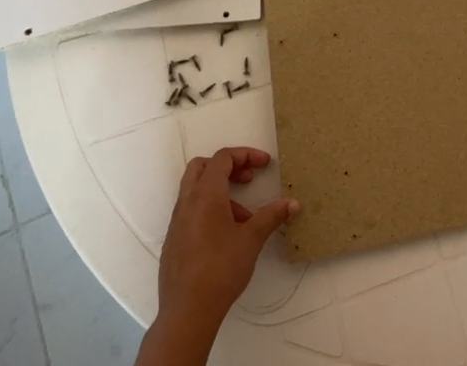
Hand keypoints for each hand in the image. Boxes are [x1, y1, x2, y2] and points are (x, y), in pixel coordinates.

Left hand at [146, 147, 297, 359]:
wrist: (187, 311)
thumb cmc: (221, 268)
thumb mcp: (252, 239)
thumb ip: (271, 216)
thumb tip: (293, 203)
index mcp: (205, 196)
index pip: (222, 158)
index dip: (245, 155)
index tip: (265, 165)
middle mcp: (186, 203)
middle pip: (201, 167)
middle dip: (227, 166)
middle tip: (248, 179)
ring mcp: (176, 223)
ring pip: (194, 191)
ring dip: (220, 192)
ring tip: (244, 217)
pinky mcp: (173, 241)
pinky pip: (190, 212)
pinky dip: (208, 210)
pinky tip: (225, 236)